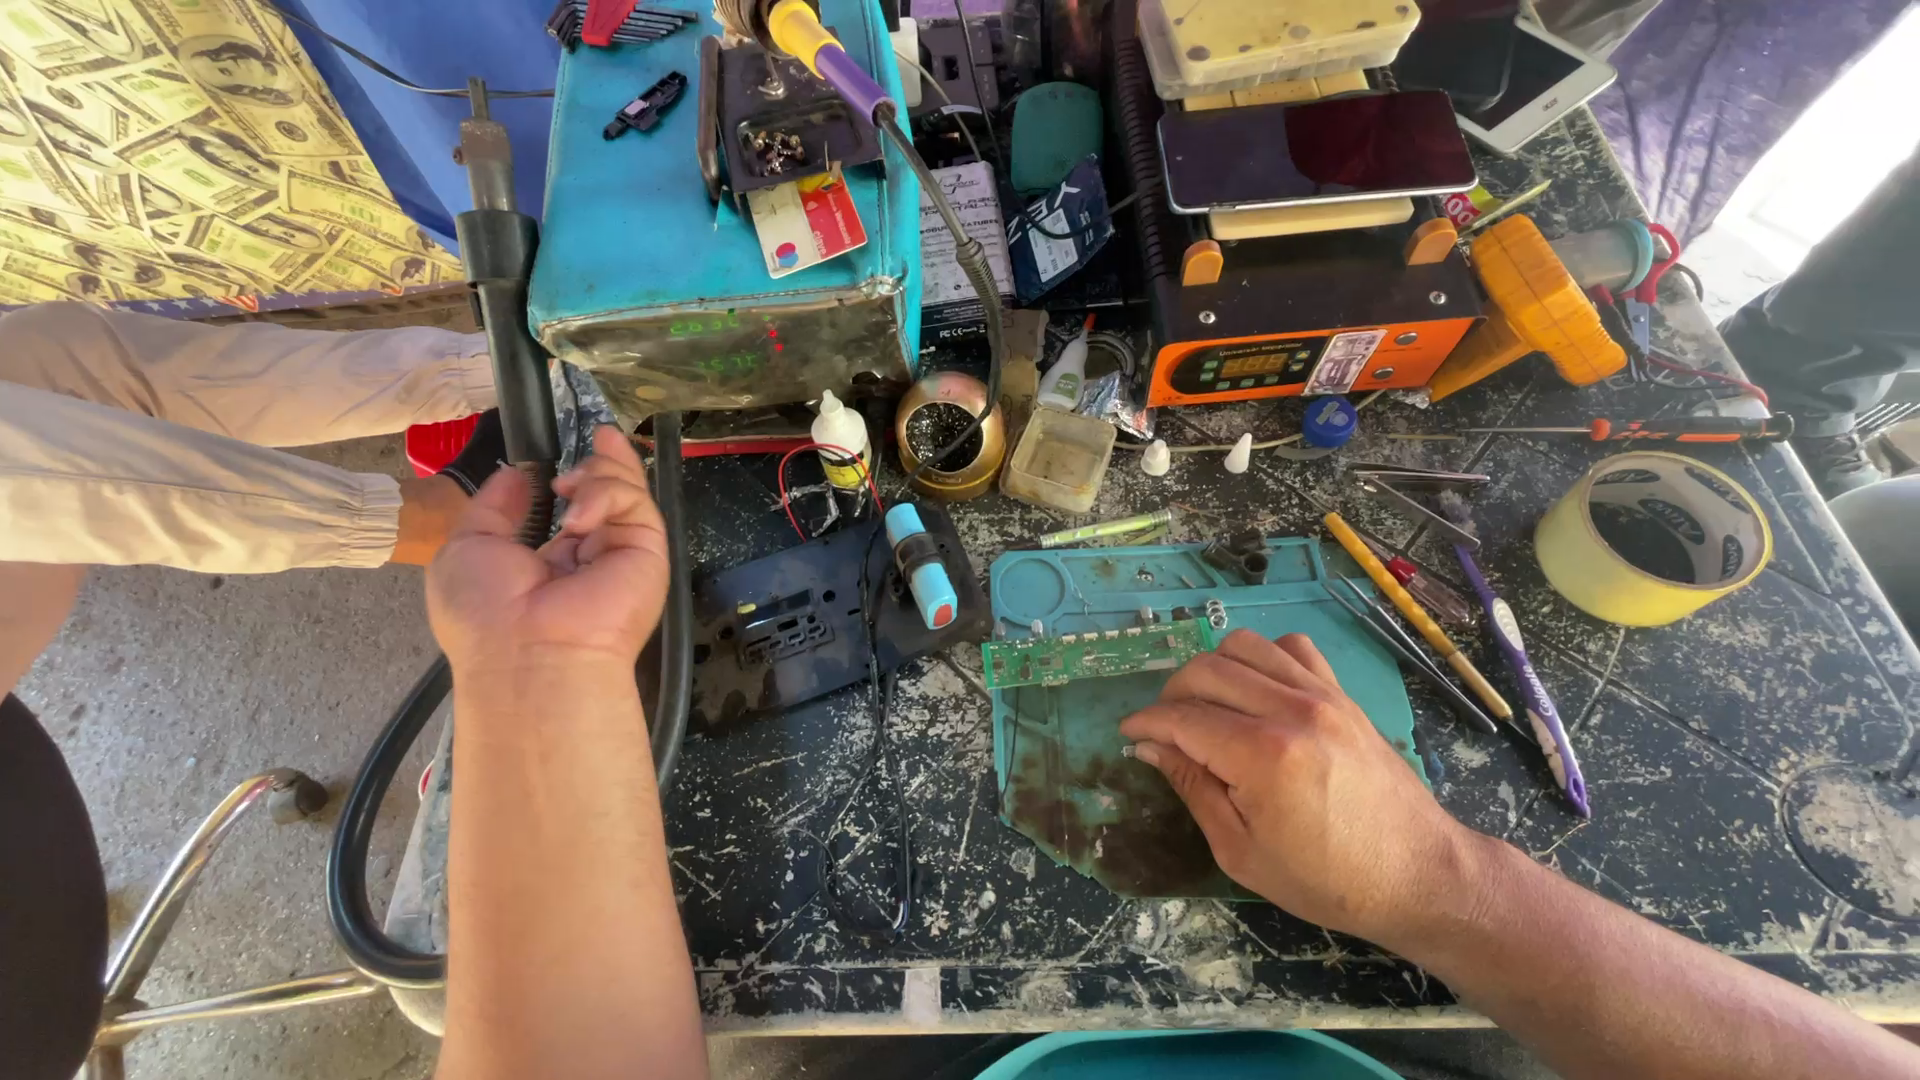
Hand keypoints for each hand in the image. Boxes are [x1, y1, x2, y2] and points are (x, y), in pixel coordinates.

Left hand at [427, 427, 670, 674]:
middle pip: (609, 490)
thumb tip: (518, 473)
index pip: (574, 505)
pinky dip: (606, 496)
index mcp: (552, 558)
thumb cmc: (486, 610)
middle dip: (599, 463)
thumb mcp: (467, 548)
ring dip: (599, 474)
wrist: (529, 653)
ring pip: (626, 489)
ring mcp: (623, 551)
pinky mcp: (648, 550)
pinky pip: (636, 504)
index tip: (564, 452)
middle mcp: (592, 552)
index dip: (575, 475)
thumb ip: (496, 507)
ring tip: (568, 487)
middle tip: (587, 446)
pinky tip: (579, 517)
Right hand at [1120, 630, 1473, 946]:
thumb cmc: (1326, 880)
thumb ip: (1191, 787)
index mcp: (1262, 756)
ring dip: (1211, 670)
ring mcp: (1321, 695)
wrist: (1420, 876)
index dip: (1146, 723)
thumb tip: (1150, 747)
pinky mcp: (1342, 694)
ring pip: (1242, 646)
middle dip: (1170, 695)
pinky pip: (1291, 648)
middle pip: (1205, 670)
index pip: (1182, 717)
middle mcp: (1290, 710)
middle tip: (1165, 729)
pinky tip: (1258, 691)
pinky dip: (1263, 658)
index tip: (1130, 735)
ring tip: (1207, 706)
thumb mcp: (1240, 851)